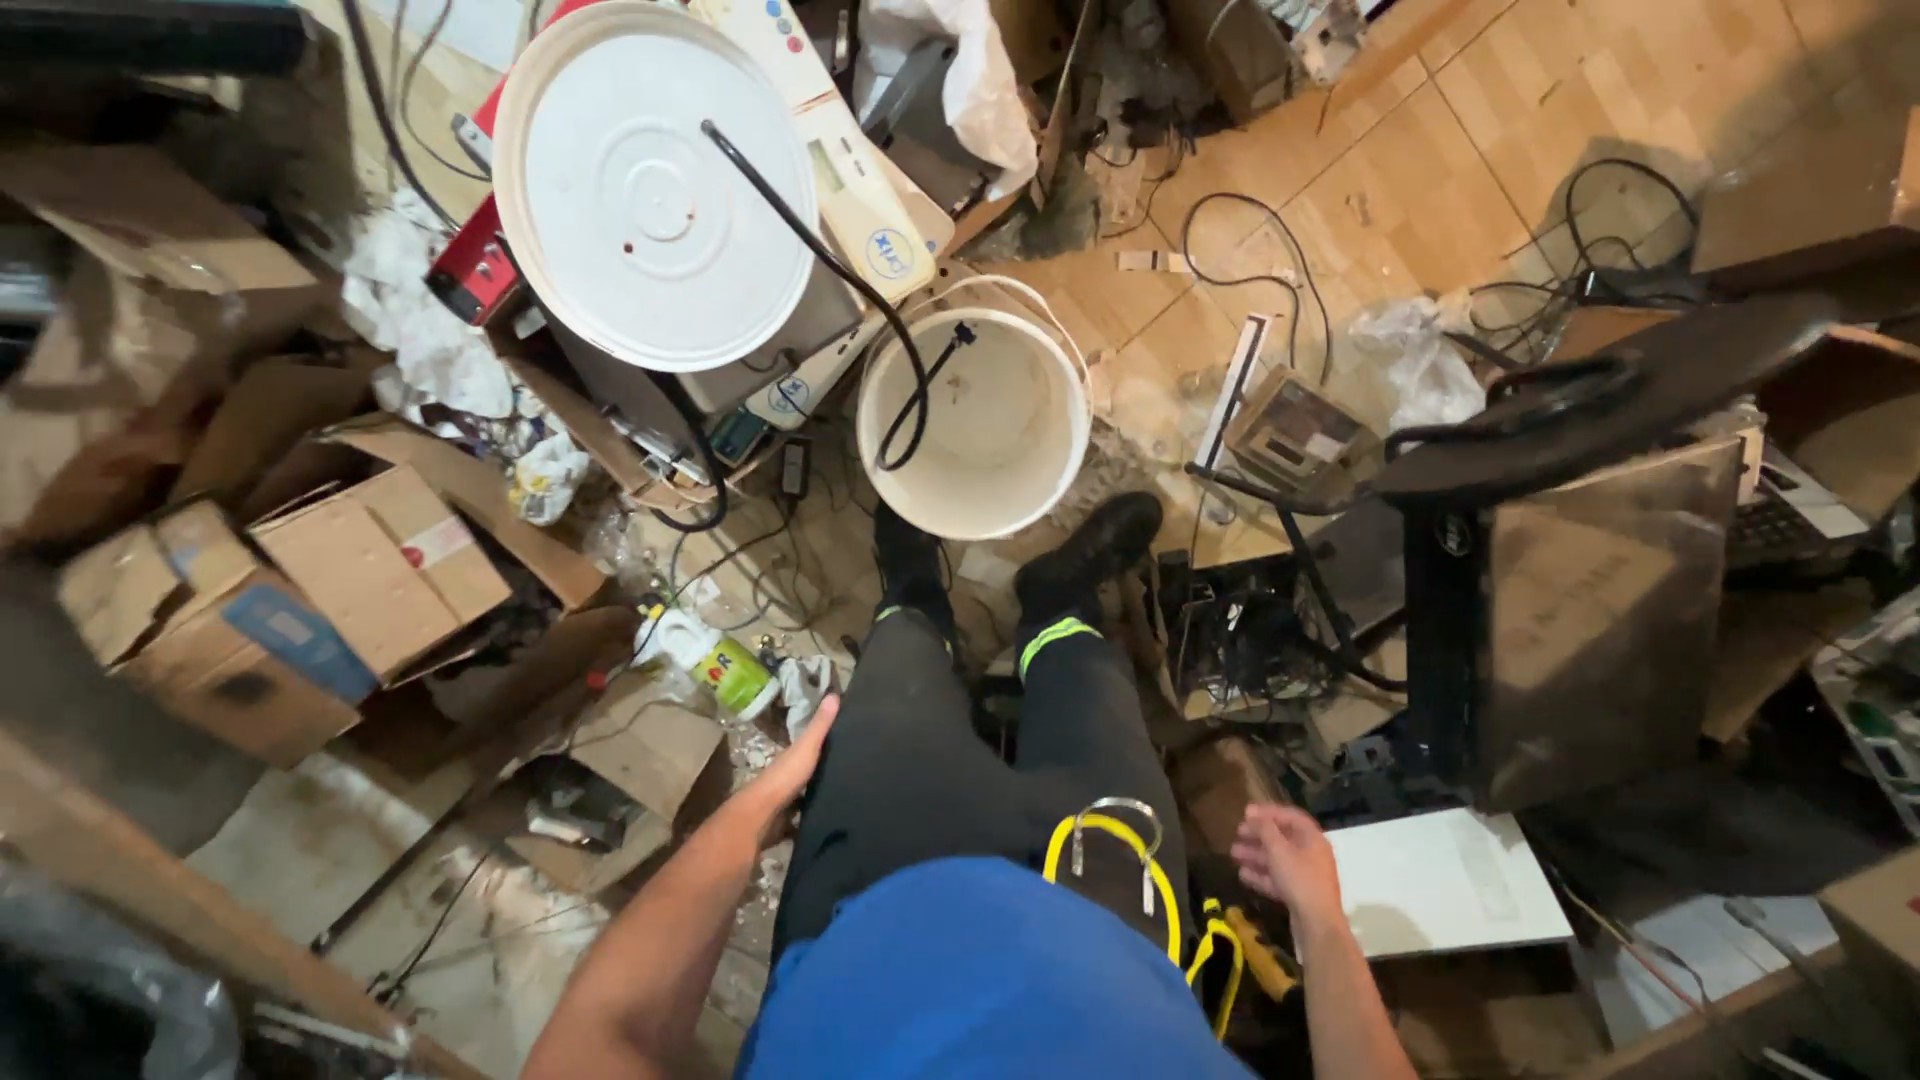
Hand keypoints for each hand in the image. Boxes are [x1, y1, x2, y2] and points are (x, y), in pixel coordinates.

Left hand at [741, 694, 838, 823]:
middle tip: (856, 770)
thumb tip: (834, 694)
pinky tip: (832, 822)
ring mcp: (786, 800)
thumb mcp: (806, 747)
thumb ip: (819, 726)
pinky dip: (814, 820)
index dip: (827, 740)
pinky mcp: (787, 822)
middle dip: (826, 771)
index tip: (850, 738)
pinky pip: (803, 819)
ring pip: (806, 795)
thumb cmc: (785, 777)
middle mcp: (787, 776)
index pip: (812, 744)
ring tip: (849, 796)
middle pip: (809, 771)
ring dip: (820, 796)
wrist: (763, 815)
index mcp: (792, 756)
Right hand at [1231, 803, 1344, 933]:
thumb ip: (1264, 828)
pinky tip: (1243, 874)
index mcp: (1312, 839)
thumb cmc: (1299, 879)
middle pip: (1282, 839)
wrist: (1317, 924)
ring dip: (1256, 855)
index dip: (1269, 812)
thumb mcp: (1278, 850)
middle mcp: (1311, 854)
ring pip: (1277, 859)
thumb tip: (1251, 812)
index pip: (1291, 817)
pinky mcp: (1299, 894)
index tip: (1247, 812)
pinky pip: (1277, 878)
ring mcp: (1305, 876)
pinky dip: (1261, 875)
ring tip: (1234, 853)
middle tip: (1237, 832)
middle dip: (1258, 835)